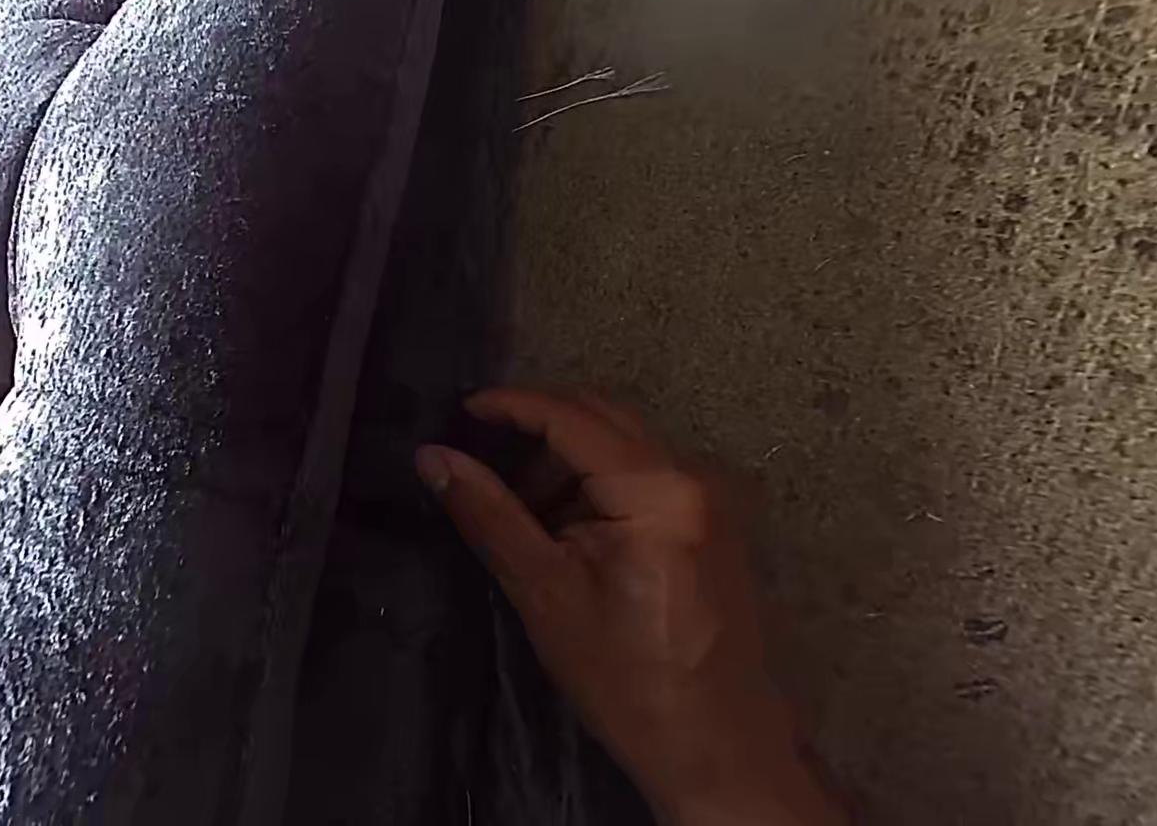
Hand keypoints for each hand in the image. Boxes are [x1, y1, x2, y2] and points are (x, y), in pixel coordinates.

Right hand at [416, 388, 843, 825]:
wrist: (724, 752)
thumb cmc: (628, 681)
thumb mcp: (544, 592)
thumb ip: (487, 512)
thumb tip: (431, 457)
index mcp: (657, 490)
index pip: (572, 416)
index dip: (512, 404)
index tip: (464, 409)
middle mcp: (691, 471)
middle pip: (599, 413)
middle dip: (536, 424)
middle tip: (483, 446)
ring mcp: (707, 489)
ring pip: (618, 436)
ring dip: (564, 456)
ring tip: (523, 504)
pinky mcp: (708, 510)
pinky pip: (638, 466)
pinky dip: (593, 478)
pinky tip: (567, 522)